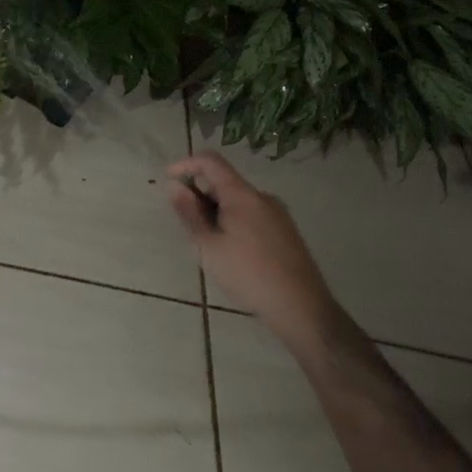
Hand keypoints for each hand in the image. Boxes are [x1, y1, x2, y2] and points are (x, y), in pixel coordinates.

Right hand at [167, 152, 342, 342]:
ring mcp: (279, 215)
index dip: (186, 165)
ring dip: (217, 212)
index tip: (168, 181)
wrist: (303, 309)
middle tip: (189, 226)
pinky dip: (234, 222)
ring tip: (211, 246)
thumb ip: (189, 213)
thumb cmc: (247, 275)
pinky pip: (253, 215)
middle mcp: (263, 197)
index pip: (210, 161)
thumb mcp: (208, 246)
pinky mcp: (287, 232)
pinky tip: (234, 254)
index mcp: (242, 195)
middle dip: (200, 196)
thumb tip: (175, 187)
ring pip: (238, 201)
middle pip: (224, 182)